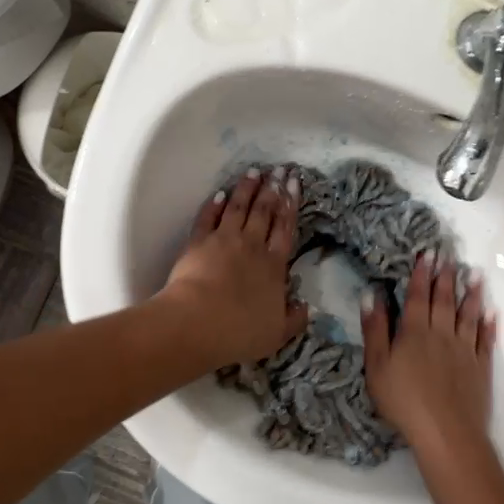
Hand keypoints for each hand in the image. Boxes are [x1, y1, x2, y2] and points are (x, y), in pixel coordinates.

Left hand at [158, 166, 306, 367]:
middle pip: (263, 212)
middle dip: (272, 189)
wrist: (198, 322)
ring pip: (238, 208)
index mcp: (274, 266)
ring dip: (246, 189)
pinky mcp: (198, 243)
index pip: (285, 229)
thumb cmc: (240, 331)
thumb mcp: (277, 333)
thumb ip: (294, 319)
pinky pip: (208, 218)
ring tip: (253, 171)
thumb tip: (305, 307)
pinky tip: (220, 193)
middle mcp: (252, 247)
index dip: (290, 205)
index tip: (294, 184)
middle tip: (278, 169)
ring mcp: (224, 241)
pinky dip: (214, 205)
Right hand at [364, 253, 498, 463]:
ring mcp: (465, 349)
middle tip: (450, 256)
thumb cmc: (404, 401)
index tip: (427, 254)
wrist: (446, 431)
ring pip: (469, 314)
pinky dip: (489, 325)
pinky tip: (492, 314)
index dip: (421, 274)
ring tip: (476, 275)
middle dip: (446, 277)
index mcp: (414, 332)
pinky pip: (486, 340)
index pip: (417, 296)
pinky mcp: (481, 366)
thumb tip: (371, 296)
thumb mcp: (376, 367)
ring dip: (472, 294)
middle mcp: (441, 334)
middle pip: (444, 300)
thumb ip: (375, 330)